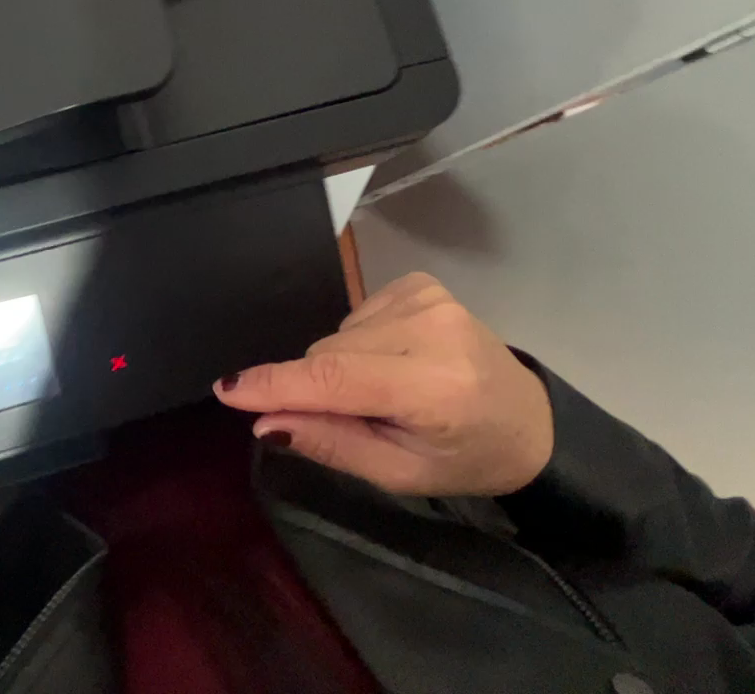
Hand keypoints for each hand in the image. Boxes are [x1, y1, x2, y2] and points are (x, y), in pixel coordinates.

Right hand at [213, 273, 552, 496]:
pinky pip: (355, 317)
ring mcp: (426, 297)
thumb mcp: (399, 472)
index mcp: (433, 385)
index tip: (227, 389)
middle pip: (329, 354)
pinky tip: (395, 361)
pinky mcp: (420, 283)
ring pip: (337, 335)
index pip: (335, 377)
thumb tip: (264, 421)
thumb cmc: (466, 458)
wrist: (527, 420)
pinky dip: (360, 343)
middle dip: (319, 387)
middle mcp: (430, 328)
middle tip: (359, 417)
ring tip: (387, 391)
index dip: (277, 384)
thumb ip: (330, 442)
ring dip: (342, 366)